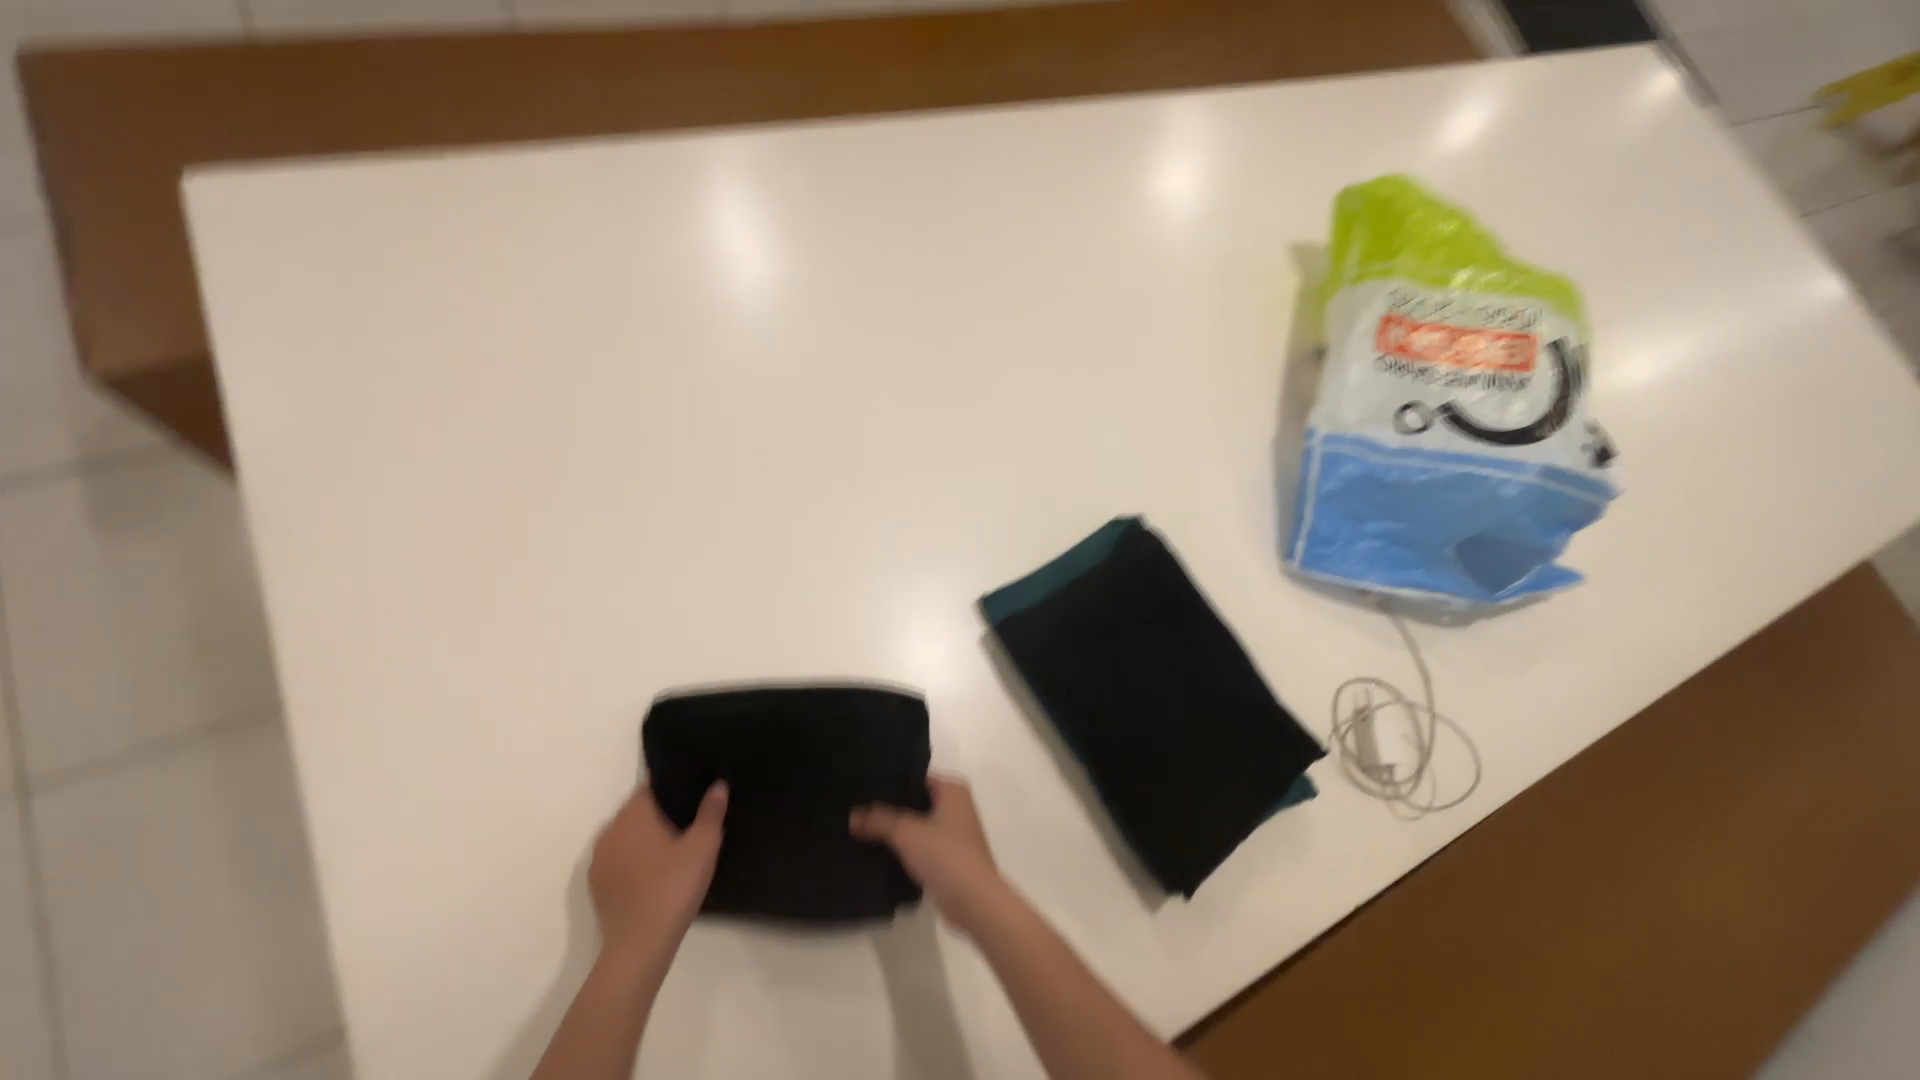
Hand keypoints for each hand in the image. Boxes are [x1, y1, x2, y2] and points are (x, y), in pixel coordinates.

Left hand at [587, 783, 726, 962]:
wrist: (640, 945)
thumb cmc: (674, 887)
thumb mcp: (703, 846)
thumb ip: (711, 812)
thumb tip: (717, 784)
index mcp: (633, 814)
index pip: (652, 787)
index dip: (674, 786)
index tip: (694, 793)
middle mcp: (609, 830)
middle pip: (638, 811)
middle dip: (661, 813)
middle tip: (690, 822)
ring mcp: (599, 859)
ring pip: (626, 836)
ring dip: (646, 838)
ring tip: (675, 849)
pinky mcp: (597, 884)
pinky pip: (618, 860)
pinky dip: (634, 860)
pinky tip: (654, 874)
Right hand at [850, 774, 1010, 935]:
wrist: (974, 901)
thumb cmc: (945, 855)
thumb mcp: (906, 832)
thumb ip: (878, 820)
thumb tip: (852, 816)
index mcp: (953, 790)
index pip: (915, 778)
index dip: (889, 783)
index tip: (860, 788)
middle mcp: (957, 807)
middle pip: (915, 802)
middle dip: (889, 809)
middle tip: (856, 809)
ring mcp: (955, 835)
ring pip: (917, 826)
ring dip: (895, 832)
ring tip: (860, 830)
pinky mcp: (950, 859)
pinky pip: (921, 848)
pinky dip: (904, 850)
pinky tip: (878, 854)